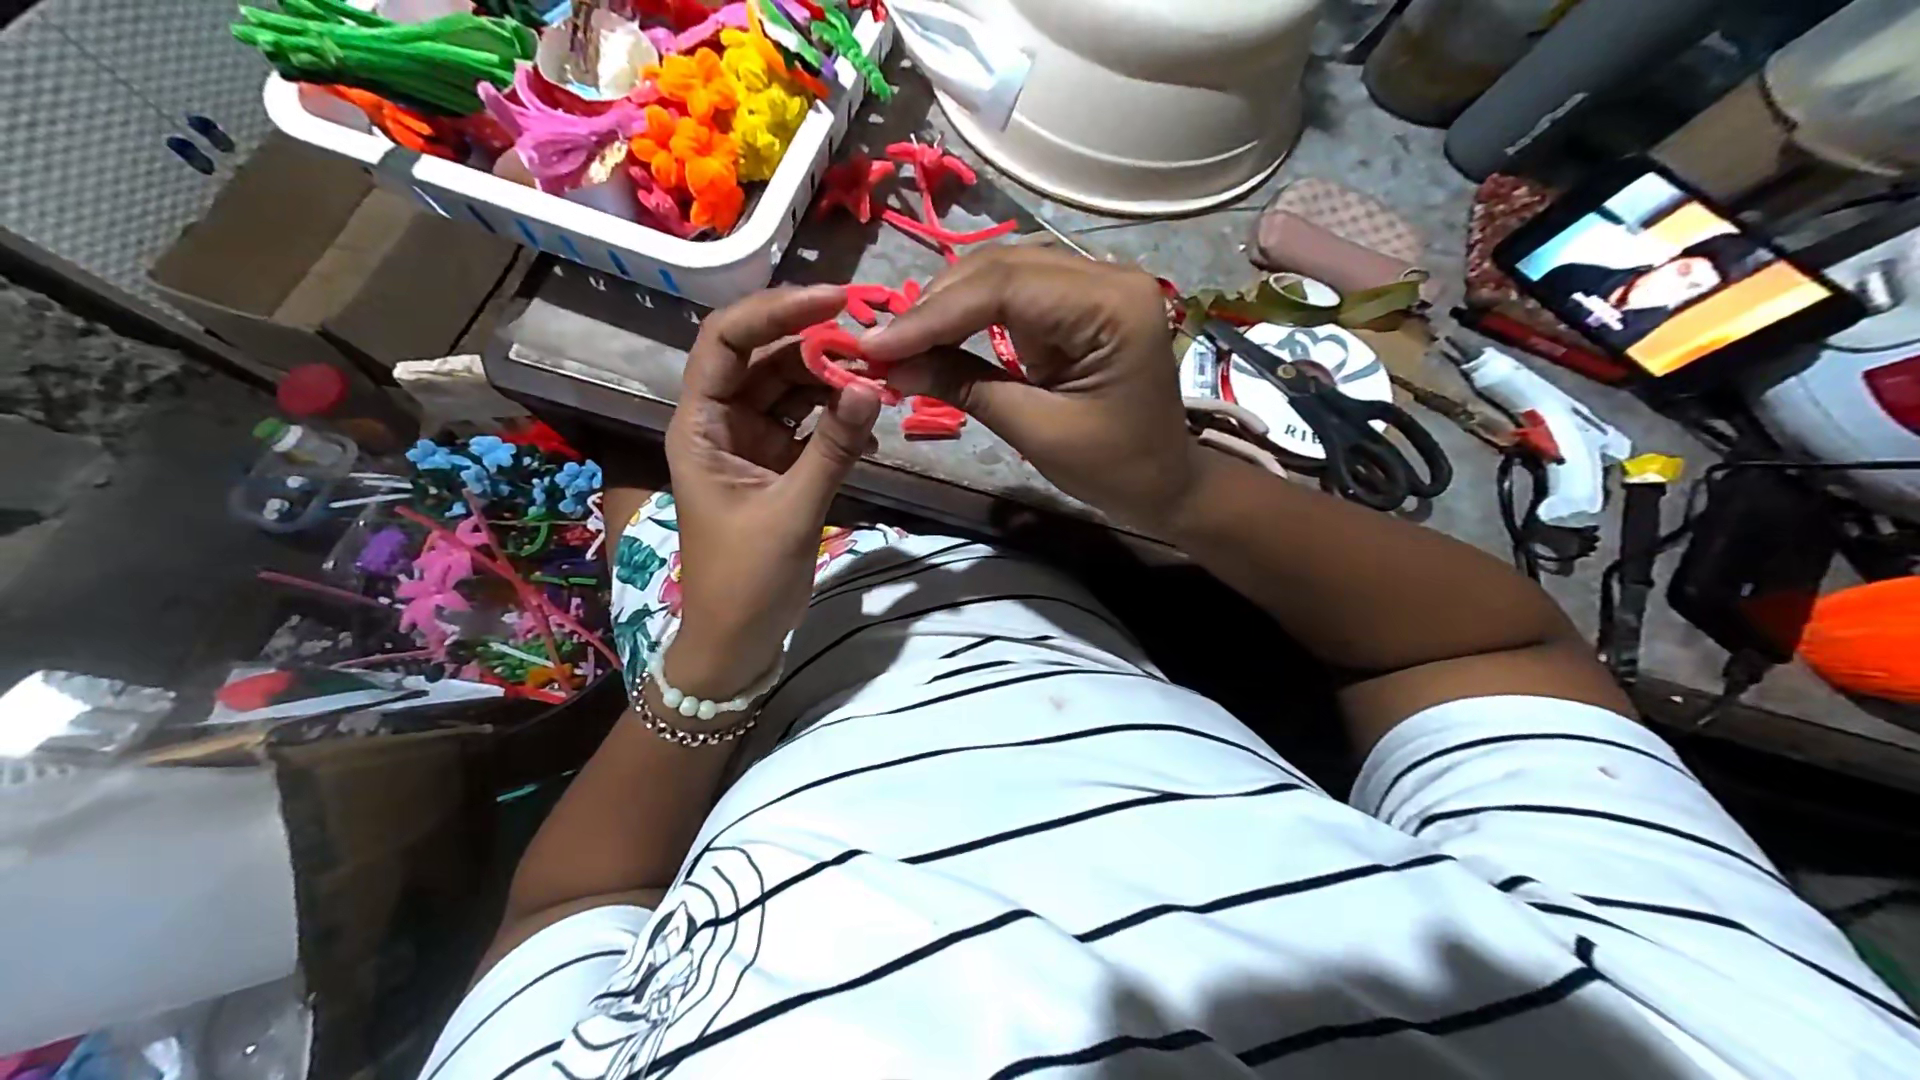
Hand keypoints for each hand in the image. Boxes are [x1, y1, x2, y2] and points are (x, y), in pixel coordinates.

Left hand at [666, 286, 880, 696]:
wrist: (740, 639)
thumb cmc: (746, 580)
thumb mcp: (792, 511)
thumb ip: (832, 448)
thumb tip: (872, 387)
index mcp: (702, 426)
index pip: (727, 342)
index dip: (776, 313)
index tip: (835, 300)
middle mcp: (724, 423)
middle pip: (768, 360)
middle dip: (819, 347)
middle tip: (877, 343)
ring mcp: (755, 443)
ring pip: (794, 390)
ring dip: (835, 383)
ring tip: (882, 382)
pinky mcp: (781, 465)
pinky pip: (812, 426)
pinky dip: (840, 422)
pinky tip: (869, 433)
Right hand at [863, 247, 1196, 526]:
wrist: (1165, 482)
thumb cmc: (1115, 467)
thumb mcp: (1037, 430)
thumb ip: (965, 388)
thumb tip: (890, 365)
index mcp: (1113, 305)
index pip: (1007, 287)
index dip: (934, 314)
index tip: (877, 345)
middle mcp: (1107, 276)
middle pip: (1001, 268)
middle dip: (935, 306)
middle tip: (881, 345)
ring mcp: (1093, 285)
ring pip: (1002, 274)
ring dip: (947, 306)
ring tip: (901, 342)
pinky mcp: (1077, 304)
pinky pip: (1014, 295)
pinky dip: (969, 315)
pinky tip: (935, 335)